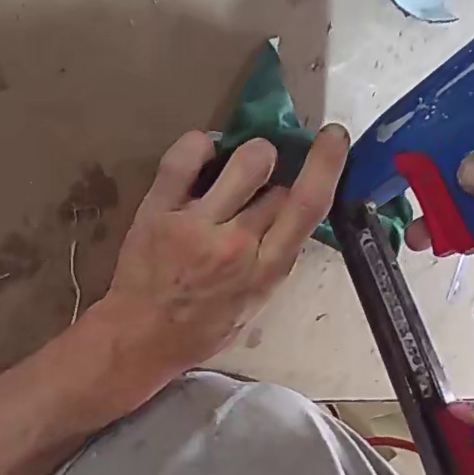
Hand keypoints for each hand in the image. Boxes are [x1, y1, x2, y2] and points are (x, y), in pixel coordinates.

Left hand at [84, 126, 349, 404]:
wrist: (141, 337)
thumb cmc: (201, 327)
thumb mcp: (254, 302)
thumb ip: (273, 259)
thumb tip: (285, 213)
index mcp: (266, 270)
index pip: (307, 207)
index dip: (326, 165)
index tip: (333, 137)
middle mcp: (237, 244)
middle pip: (276, 186)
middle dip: (277, 178)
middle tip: (259, 185)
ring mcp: (197, 224)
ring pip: (243, 162)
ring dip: (251, 154)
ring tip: (238, 165)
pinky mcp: (160, 209)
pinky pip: (185, 158)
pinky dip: (200, 145)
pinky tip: (204, 153)